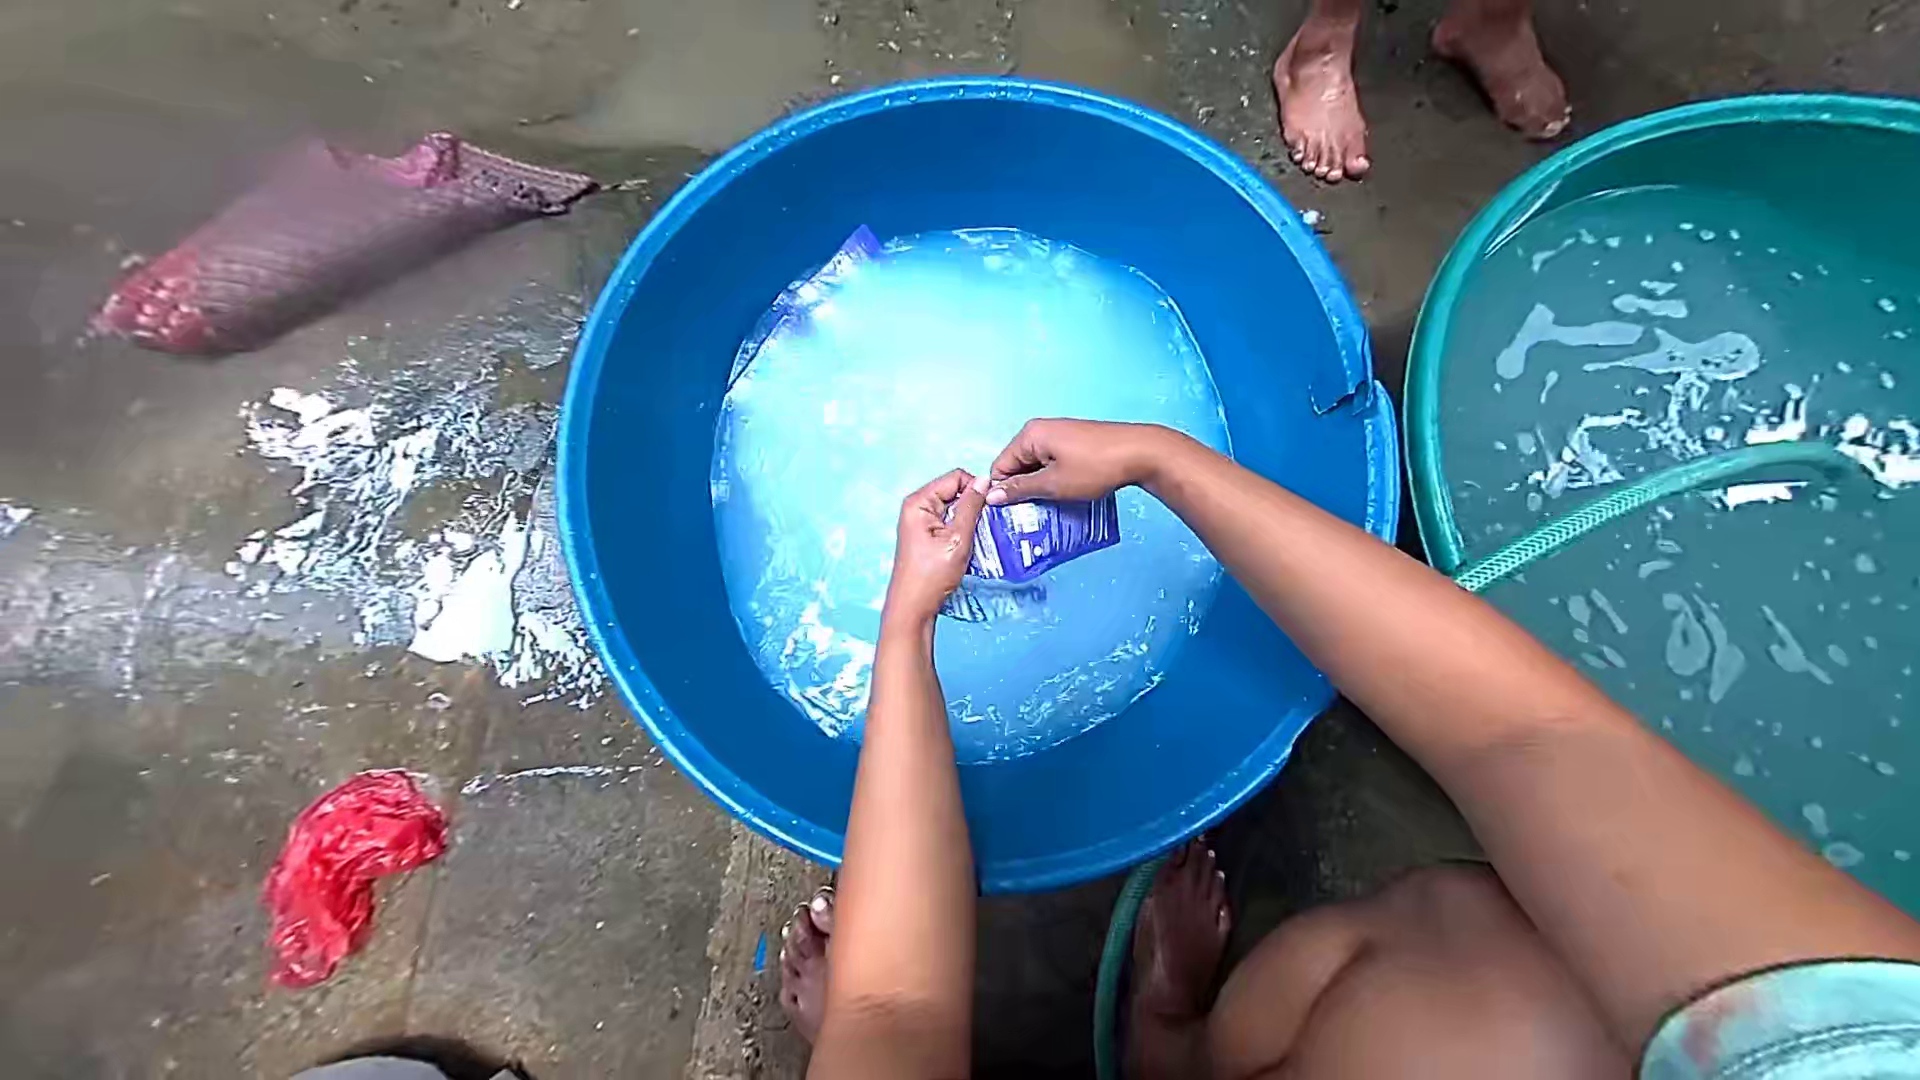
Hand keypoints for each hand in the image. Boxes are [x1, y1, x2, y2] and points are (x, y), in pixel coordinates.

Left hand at [884, 468, 989, 627]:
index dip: (976, 487)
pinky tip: (968, 544)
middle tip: (985, 524)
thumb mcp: (958, 538)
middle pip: (954, 491)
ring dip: (969, 519)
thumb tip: (984, 481)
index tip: (990, 506)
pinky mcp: (925, 535)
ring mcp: (919, 521)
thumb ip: (971, 506)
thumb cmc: (931, 575)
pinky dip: (962, 529)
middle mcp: (917, 507)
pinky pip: (949, 521)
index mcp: (919, 502)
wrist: (913, 607)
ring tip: (977, 536)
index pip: (955, 477)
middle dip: (972, 504)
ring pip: (954, 507)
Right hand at [986, 419, 1180, 504]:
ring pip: (1035, 466)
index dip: (1002, 491)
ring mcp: (1058, 435)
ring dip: (1039, 486)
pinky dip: (1053, 479)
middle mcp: (1040, 430)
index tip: (1010, 513)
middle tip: (1030, 513)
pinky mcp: (1073, 443)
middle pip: (1017, 465)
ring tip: (1049, 506)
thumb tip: (993, 495)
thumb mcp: (1053, 484)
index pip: (1000, 466)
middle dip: (1021, 488)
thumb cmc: (1096, 467)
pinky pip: (1051, 463)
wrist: (1140, 453)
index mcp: (1030, 435)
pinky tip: (1063, 494)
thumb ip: (1020, 489)